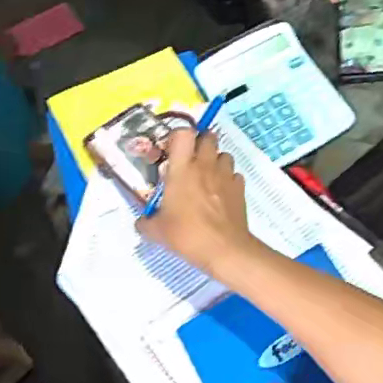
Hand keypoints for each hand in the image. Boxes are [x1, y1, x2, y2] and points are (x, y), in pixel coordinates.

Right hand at [139, 129, 260, 276]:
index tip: (173, 149)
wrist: (225, 249)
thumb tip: (141, 222)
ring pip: (225, 154)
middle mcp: (206, 166)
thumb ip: (146, 222)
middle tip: (191, 160)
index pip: (183, 133)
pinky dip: (229, 179)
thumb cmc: (187, 234)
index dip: (178, 136)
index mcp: (182, 169)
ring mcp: (226, 176)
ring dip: (216, 160)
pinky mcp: (241, 189)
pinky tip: (222, 193)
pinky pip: (235, 174)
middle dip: (201, 143)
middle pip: (209, 137)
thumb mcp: (157, 231)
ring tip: (207, 176)